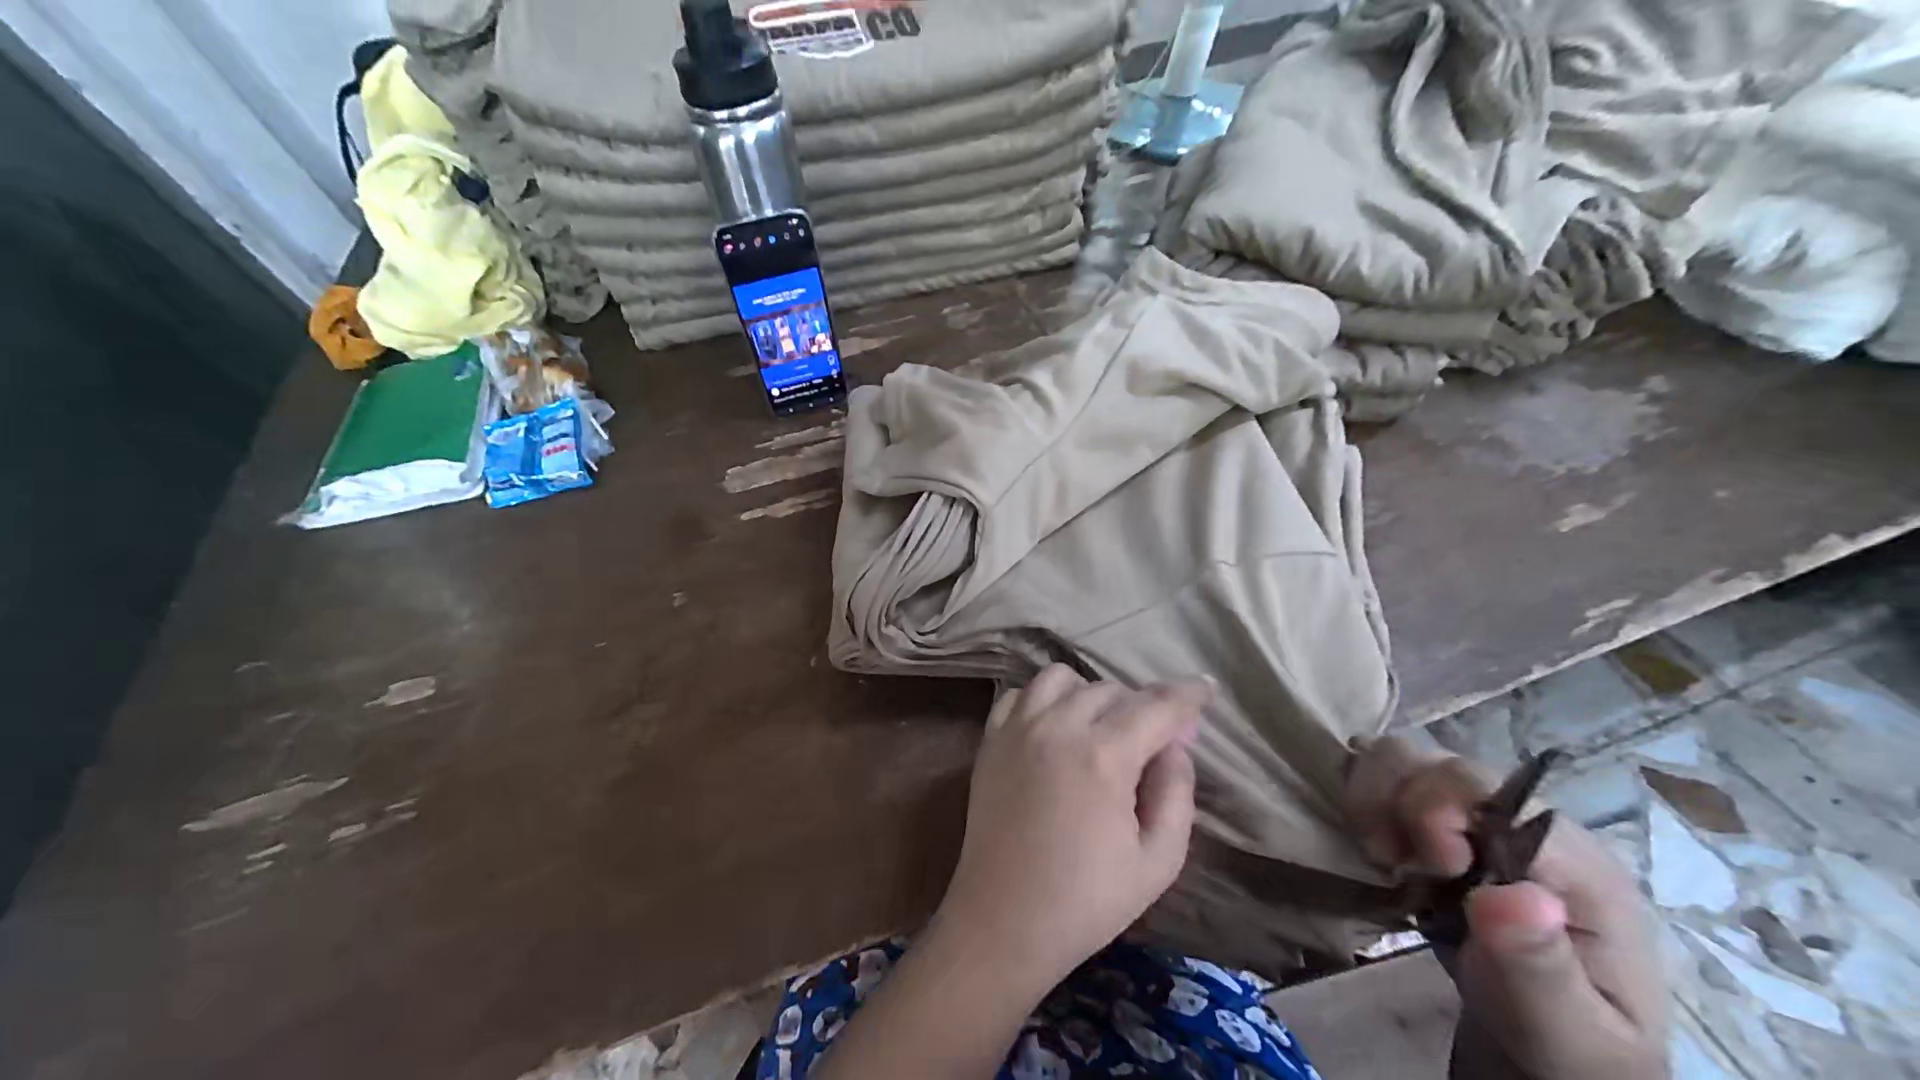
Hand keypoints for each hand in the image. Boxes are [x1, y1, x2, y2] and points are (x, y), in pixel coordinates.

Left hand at [928, 665, 1209, 994]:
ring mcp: (1017, 729)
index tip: (1205, 690)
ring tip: (1102, 728)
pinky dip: (1044, 699)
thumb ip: (1176, 793)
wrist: (1003, 922)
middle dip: (1142, 706)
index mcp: (1103, 757)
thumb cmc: (1087, 901)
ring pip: (1061, 679)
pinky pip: (1020, 694)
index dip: (1187, 695)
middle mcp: (1058, 728)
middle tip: (1154, 738)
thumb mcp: (1158, 861)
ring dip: (1090, 694)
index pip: (1156, 706)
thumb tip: (1173, 747)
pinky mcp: (990, 740)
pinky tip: (1055, 727)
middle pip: (1110, 690)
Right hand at [1346, 737, 1667, 1079]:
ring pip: (1406, 761)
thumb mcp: (1567, 1033)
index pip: (1489, 789)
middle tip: (1395, 863)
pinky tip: (1379, 851)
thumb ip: (1541, 967)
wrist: (1549, 1060)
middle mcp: (1528, 826)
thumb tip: (1514, 894)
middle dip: (1398, 803)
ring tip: (1382, 855)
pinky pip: (1389, 783)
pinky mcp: (1443, 830)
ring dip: (1374, 797)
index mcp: (1577, 864)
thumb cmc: (1564, 1048)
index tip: (1430, 870)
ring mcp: (1482, 824)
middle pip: (1440, 765)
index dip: (1439, 810)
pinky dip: (1367, 802)